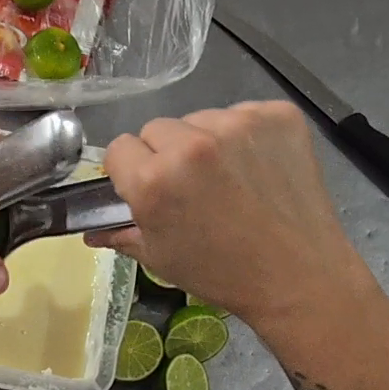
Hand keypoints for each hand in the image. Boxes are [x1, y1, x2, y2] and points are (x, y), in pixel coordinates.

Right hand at [92, 102, 377, 331]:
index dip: (128, 171)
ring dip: (203, 142)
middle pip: (157, 128)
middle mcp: (191, 143)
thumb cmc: (219, 273)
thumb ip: (121, 234)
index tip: (146, 189)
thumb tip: (91, 231)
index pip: (119, 148)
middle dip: (163, 154)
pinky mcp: (277, 115)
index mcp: (153, 180)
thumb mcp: (159, 258)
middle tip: (188, 189)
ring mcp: (238, 123)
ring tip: (226, 179)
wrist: (297, 275)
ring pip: (199, 119)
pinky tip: (254, 168)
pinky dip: (241, 136)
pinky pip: (241, 114)